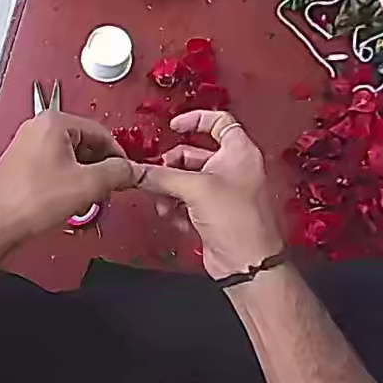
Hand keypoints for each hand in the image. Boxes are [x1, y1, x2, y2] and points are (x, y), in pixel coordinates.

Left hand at [0, 111, 137, 252]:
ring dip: (85, 178)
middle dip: (100, 168)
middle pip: (86, 144)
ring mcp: (28, 145)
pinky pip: (56, 167)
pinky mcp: (22, 164)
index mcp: (54, 122)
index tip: (126, 174)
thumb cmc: (31, 202)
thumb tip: (132, 169)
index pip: (101, 133)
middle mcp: (39, 128)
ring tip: (87, 198)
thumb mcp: (88, 185)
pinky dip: (68, 182)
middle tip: (108, 189)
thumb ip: (117, 172)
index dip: (118, 156)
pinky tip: (69, 201)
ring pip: (72, 157)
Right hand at [134, 110, 284, 279]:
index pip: (219, 121)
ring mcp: (223, 192)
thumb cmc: (236, 219)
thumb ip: (162, 176)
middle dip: (171, 165)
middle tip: (155, 175)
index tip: (173, 127)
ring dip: (169, 189)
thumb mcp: (196, 188)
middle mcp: (233, 168)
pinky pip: (187, 201)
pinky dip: (177, 206)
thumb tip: (136, 170)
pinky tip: (173, 217)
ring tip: (161, 202)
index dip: (196, 120)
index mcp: (239, 151)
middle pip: (194, 154)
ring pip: (187, 180)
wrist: (247, 263)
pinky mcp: (213, 213)